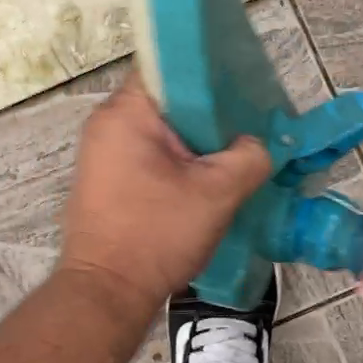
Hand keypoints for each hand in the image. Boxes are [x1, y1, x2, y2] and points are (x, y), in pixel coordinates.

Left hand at [59, 74, 274, 312]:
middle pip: (168, 98)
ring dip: (195, 138)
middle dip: (208, 110)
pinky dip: (178, 158)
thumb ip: (249, 156)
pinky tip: (206, 175)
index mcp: (126, 113)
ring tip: (233, 149)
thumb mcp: (218, 193)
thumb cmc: (157, 235)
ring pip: (161, 128)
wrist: (107, 296)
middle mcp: (106, 123)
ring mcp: (102, 152)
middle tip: (247, 122)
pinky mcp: (107, 177)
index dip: (210, 73)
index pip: (170, 67)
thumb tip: (260, 143)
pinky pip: (149, 151)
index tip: (243, 88)